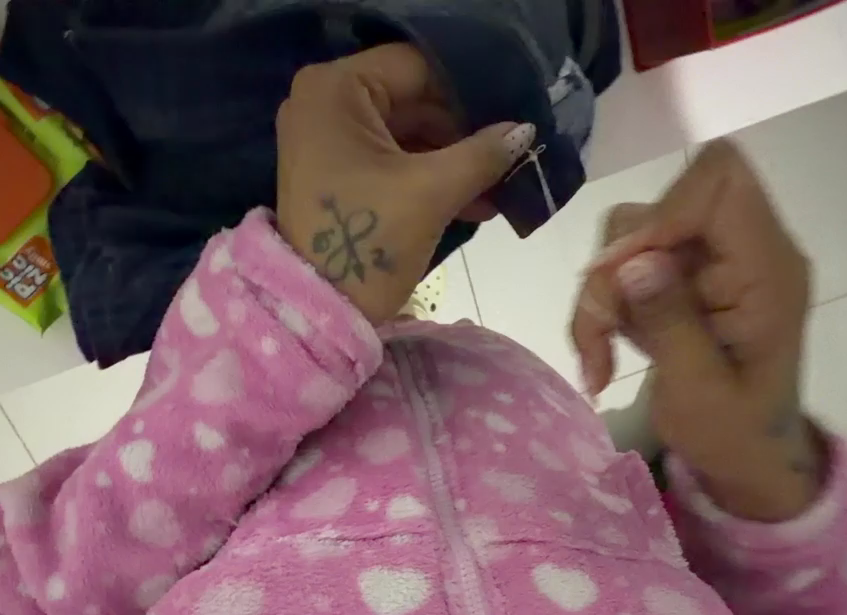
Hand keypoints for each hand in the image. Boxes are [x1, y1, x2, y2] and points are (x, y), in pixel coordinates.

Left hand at [275, 44, 533, 322]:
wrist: (321, 314)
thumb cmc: (370, 243)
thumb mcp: (431, 193)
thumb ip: (482, 154)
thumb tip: (525, 131)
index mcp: (335, 90)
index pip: (418, 69)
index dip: (469, 93)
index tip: (512, 116)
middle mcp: (323, 104)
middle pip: (412, 102)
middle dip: (463, 135)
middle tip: (509, 157)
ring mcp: (325, 143)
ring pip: (405, 137)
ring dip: (452, 163)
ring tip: (499, 188)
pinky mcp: (334, 178)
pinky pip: (390, 163)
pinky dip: (427, 180)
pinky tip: (473, 202)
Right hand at [571, 140, 820, 521]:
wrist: (743, 458)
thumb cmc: (735, 435)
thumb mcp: (700, 392)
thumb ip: (671, 322)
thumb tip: (633, 262)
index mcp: (766, 268)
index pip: (719, 181)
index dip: (663, 213)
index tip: (626, 277)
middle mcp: (738, 252)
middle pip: (657, 209)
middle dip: (614, 271)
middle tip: (600, 337)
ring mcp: (706, 267)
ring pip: (627, 242)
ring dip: (600, 301)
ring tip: (598, 362)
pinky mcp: (679, 284)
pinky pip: (622, 274)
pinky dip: (602, 315)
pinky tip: (603, 359)